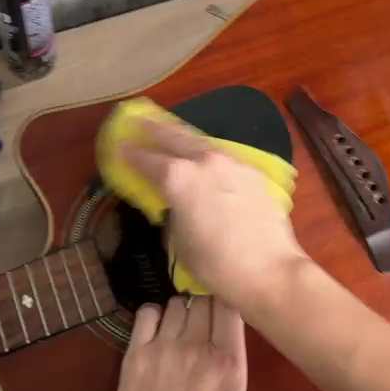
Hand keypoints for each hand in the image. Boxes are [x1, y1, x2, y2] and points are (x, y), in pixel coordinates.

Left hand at [93, 297, 305, 390]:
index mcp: (229, 367)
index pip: (231, 307)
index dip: (231, 306)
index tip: (231, 317)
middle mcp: (197, 349)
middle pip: (203, 300)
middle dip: (207, 307)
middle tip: (207, 327)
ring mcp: (163, 349)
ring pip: (176, 304)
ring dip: (182, 312)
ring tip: (183, 331)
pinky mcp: (135, 356)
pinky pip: (146, 313)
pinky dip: (153, 315)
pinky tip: (157, 332)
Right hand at [120, 119, 309, 304]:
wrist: (269, 269)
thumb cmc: (215, 263)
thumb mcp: (178, 239)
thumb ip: (172, 210)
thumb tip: (175, 202)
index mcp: (177, 177)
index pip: (146, 159)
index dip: (130, 153)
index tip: (120, 146)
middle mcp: (202, 160)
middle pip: (173, 135)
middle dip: (154, 128)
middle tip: (140, 122)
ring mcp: (230, 161)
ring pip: (200, 140)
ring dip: (182, 135)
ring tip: (171, 131)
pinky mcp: (251, 170)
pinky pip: (221, 155)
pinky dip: (206, 153)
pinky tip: (205, 158)